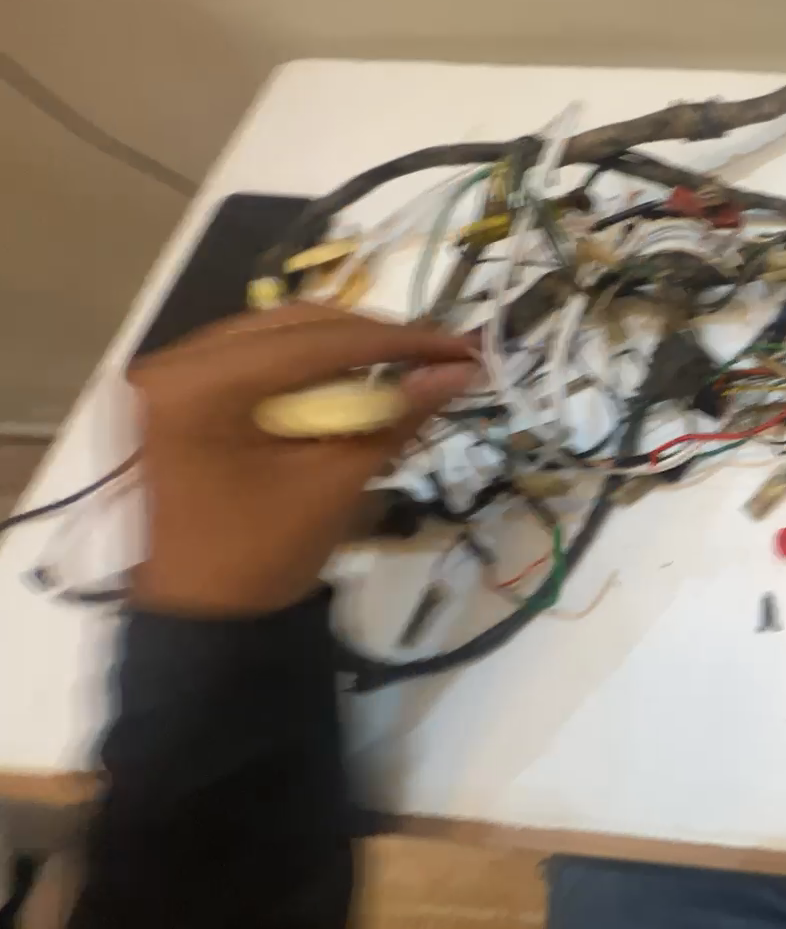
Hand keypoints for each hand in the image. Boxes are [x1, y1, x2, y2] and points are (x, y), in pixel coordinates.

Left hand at [129, 305, 475, 617]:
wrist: (202, 604)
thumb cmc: (266, 550)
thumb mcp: (341, 480)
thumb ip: (400, 416)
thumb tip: (462, 371)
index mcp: (200, 387)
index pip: (321, 342)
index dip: (404, 341)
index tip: (466, 348)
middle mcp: (175, 364)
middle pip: (298, 324)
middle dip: (380, 338)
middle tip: (446, 357)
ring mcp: (176, 375)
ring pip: (284, 333)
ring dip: (354, 349)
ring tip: (414, 367)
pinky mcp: (188, 392)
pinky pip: (267, 357)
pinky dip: (323, 366)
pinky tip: (363, 384)